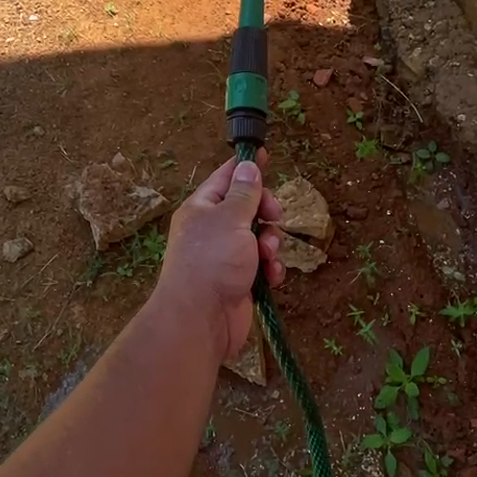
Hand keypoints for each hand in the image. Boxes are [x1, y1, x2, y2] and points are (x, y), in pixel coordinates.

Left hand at [154, 154, 285, 360]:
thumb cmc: (212, 261)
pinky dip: (270, 268)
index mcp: (202, 208)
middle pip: (248, 207)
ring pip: (259, 237)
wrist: (201, 321)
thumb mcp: (231, 219)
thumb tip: (248, 166)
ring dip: (270, 243)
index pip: (226, 178)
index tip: (266, 155)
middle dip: (266, 212)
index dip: (246, 167)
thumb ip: (245, 193)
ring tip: (267, 255)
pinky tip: (271, 276)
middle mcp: (213, 229)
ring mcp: (226, 256)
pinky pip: (262, 265)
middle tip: (275, 216)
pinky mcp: (240, 280)